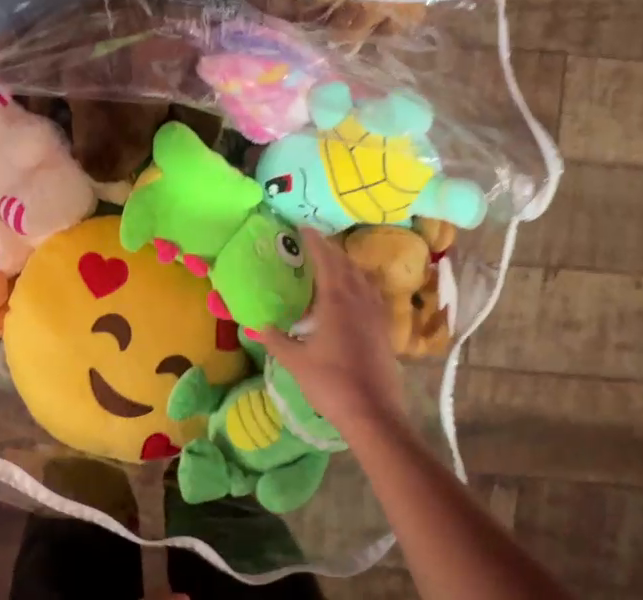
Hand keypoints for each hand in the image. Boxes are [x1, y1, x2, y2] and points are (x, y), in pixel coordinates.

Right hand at [253, 229, 404, 439]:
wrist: (374, 413)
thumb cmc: (331, 384)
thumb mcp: (296, 362)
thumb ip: (276, 340)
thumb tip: (258, 326)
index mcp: (337, 301)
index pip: (326, 261)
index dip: (315, 242)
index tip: (304, 228)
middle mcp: (359, 301)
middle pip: (346, 265)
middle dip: (330, 250)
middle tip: (314, 243)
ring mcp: (376, 315)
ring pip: (362, 279)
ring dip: (347, 266)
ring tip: (332, 264)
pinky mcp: (384, 331)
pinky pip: (372, 295)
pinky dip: (360, 284)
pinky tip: (354, 295)